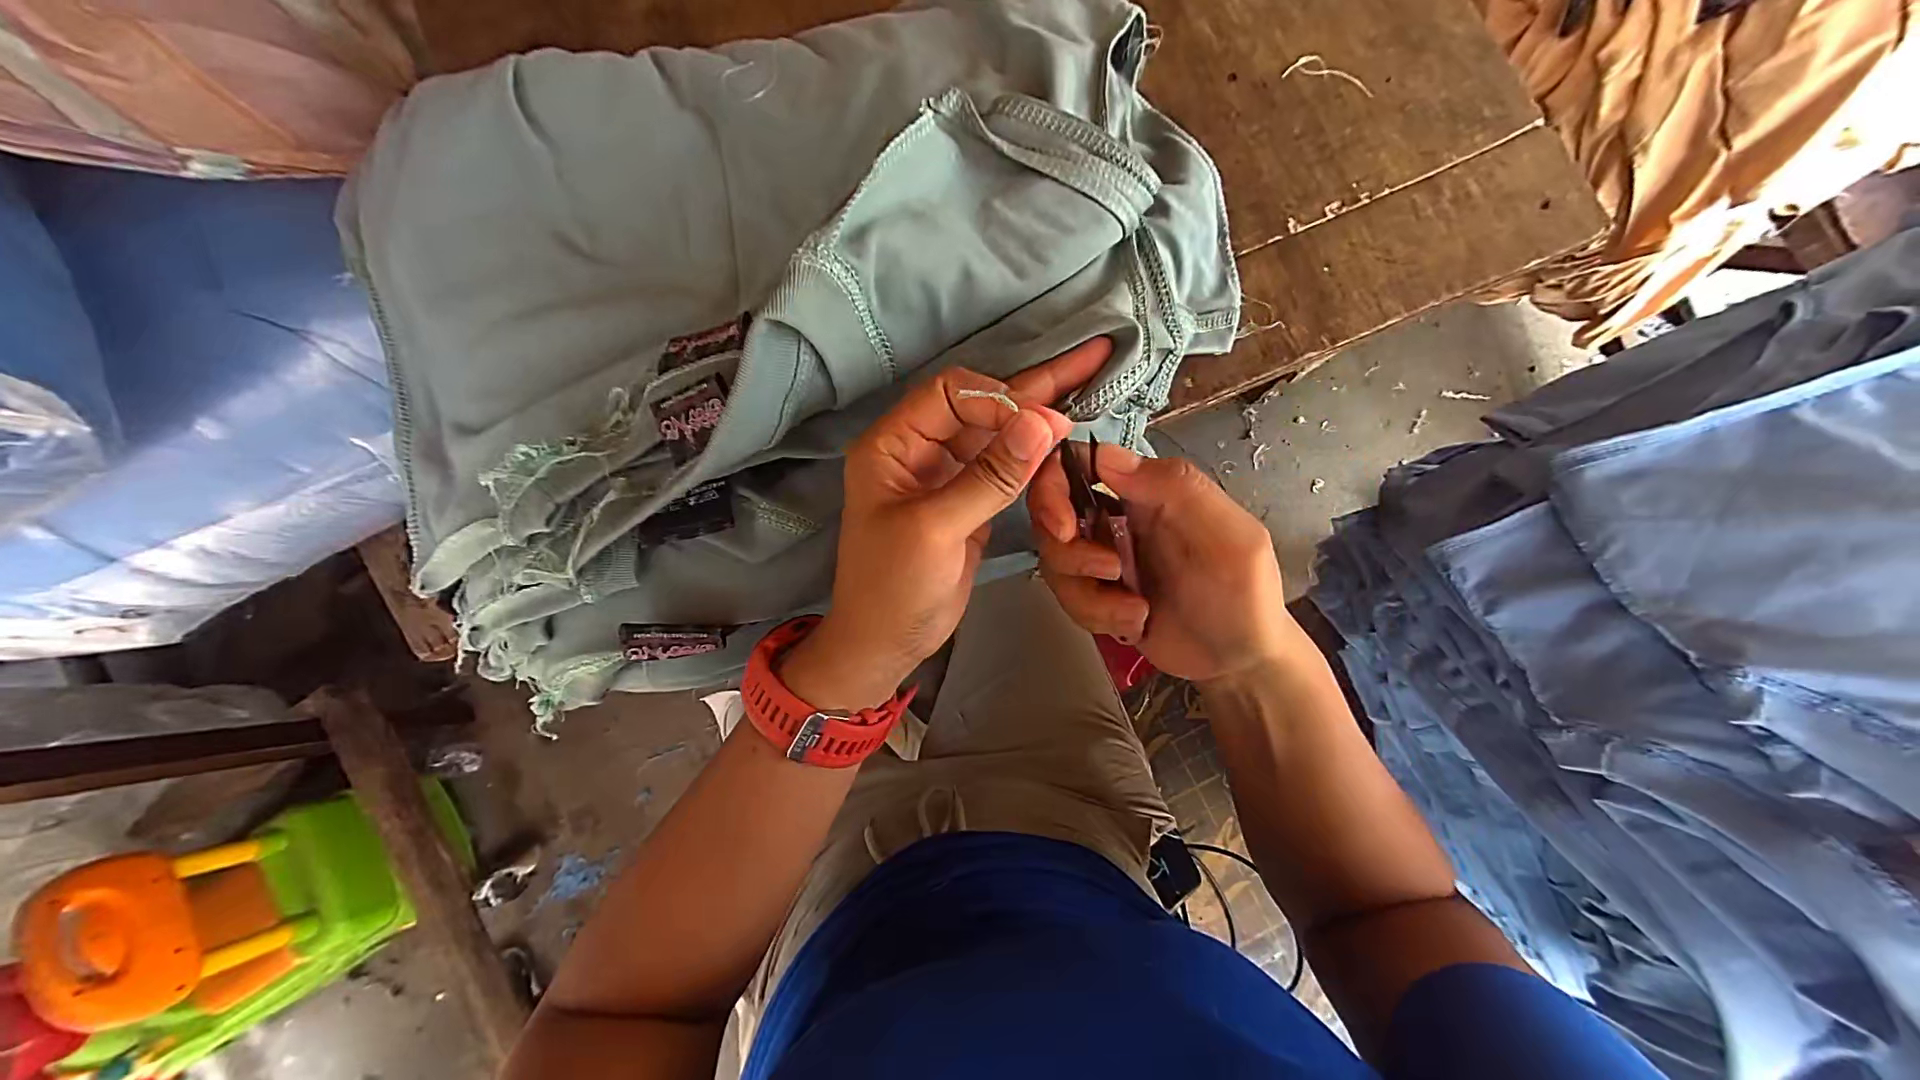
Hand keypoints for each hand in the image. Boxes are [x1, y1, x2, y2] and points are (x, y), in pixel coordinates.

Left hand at [779, 338, 1114, 709]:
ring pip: (1003, 438)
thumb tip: (1043, 422)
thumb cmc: (893, 587)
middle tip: (1095, 355)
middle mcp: (921, 449)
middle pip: (984, 407)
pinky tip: (1066, 454)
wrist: (887, 643)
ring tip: (1086, 415)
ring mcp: (949, 474)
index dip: (999, 400)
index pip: (951, 394)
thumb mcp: (936, 530)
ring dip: (1042, 437)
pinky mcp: (971, 500)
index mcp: (894, 444)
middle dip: (1037, 389)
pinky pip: (1010, 470)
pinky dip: (1038, 467)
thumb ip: (990, 477)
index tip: (1043, 423)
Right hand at [1027, 443, 1294, 683]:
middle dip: (1068, 552)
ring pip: (1054, 562)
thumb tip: (1107, 456)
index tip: (1064, 527)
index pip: (1079, 464)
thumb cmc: (1243, 596)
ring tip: (1137, 611)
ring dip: (1089, 594)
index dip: (1053, 486)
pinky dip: (1097, 616)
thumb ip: (1176, 489)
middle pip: (1050, 516)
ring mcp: (1100, 557)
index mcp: (1146, 490)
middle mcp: (1115, 517)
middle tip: (1108, 572)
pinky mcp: (1093, 594)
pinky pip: (1066, 597)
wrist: (1237, 663)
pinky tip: (1135, 623)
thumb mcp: (1228, 538)